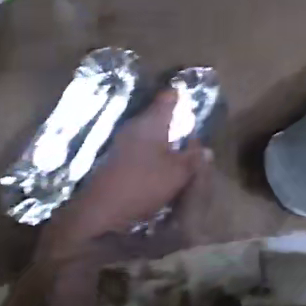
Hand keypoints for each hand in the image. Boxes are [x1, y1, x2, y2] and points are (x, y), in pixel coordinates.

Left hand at [43, 89, 210, 259]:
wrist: (99, 212)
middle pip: (155, 114)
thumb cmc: (143, 184)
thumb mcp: (178, 173)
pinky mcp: (113, 160)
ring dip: (160, 136)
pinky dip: (150, 150)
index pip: (166, 99)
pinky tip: (158, 161)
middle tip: (188, 122)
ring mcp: (121, 143)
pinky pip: (138, 146)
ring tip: (177, 143)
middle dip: (171, 117)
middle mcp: (134, 127)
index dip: (178, 95)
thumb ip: (193, 158)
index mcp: (151, 123)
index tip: (188, 93)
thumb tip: (206, 148)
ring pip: (146, 132)